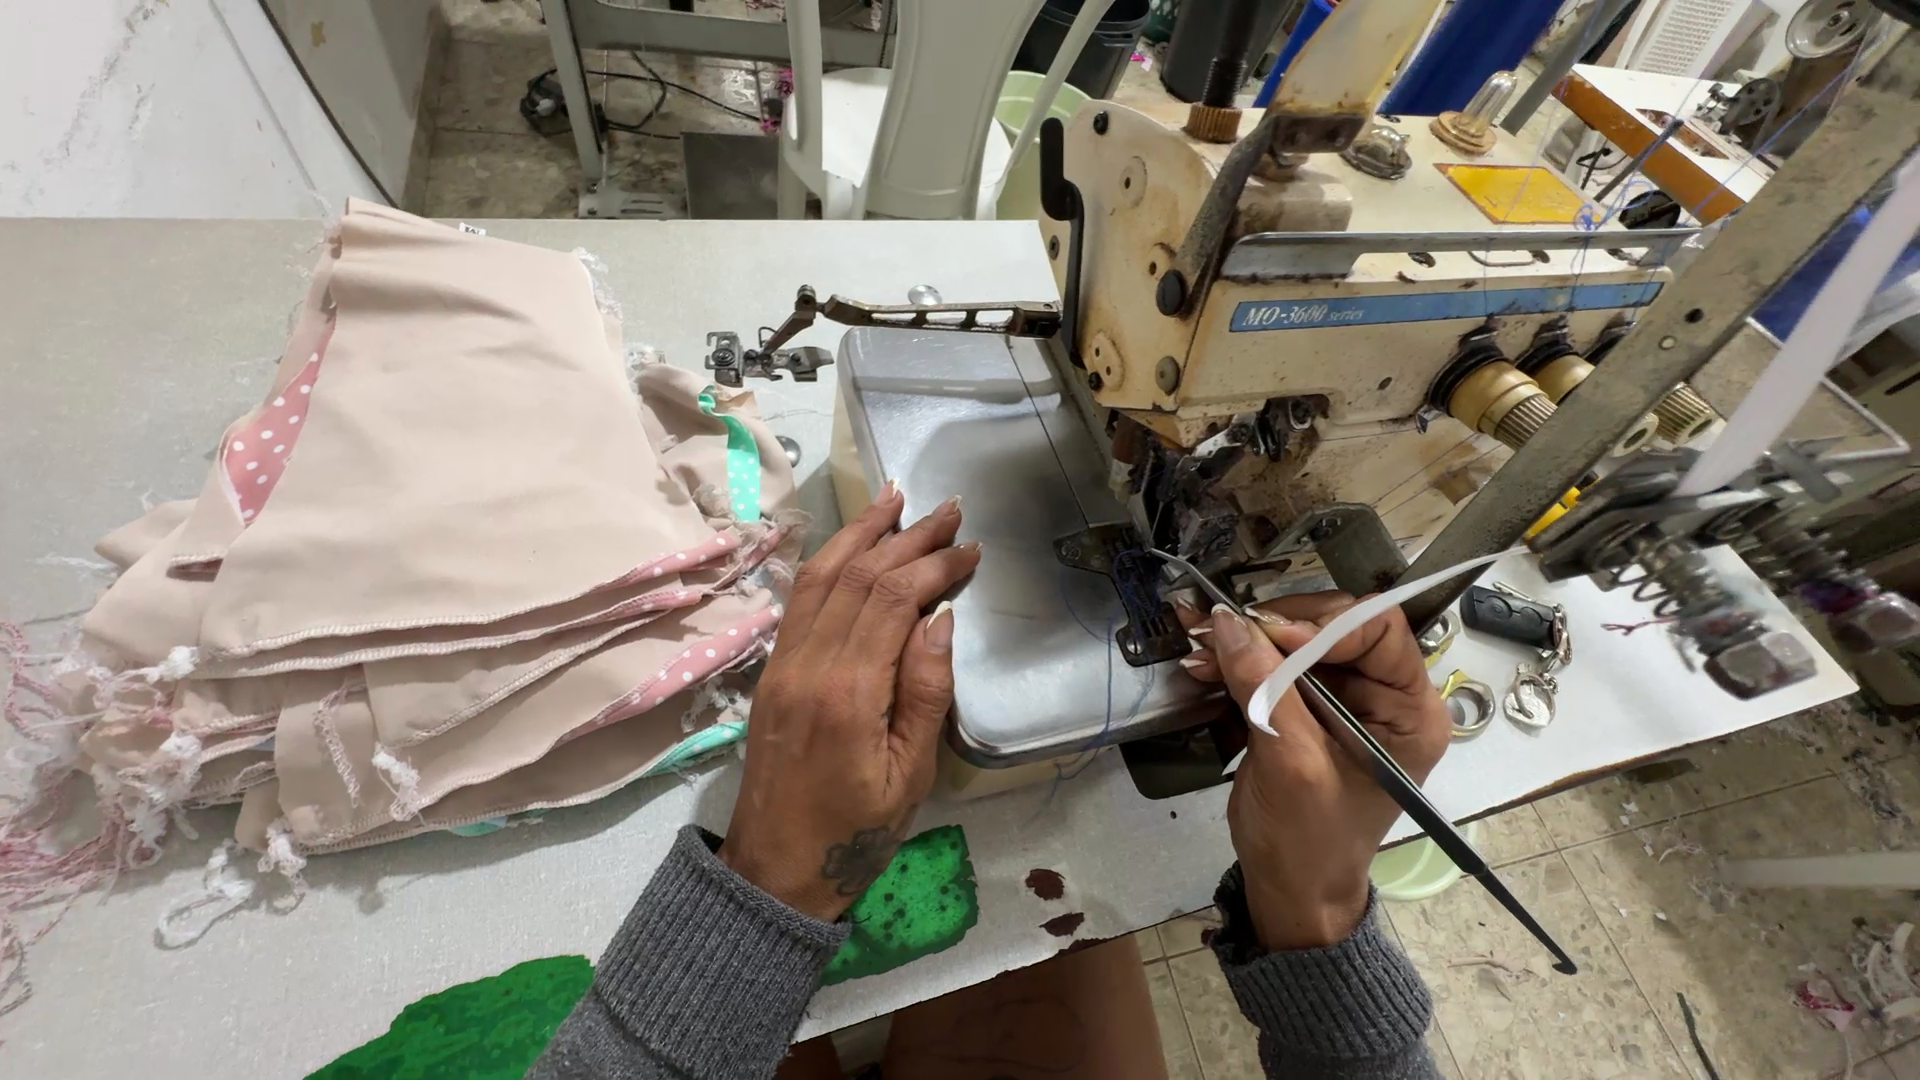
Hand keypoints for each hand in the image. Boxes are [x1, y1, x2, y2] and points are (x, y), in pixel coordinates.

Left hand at [719, 484, 979, 920]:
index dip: (934, 565)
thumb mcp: (911, 773)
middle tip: (947, 509)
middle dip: (906, 536)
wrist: (775, 869)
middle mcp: (808, 663)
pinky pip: (800, 598)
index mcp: (848, 691)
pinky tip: (850, 543)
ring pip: (821, 576)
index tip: (970, 549)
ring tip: (893, 498)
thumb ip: (926, 691)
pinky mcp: (772, 668)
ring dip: (860, 532)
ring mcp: (782, 662)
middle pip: (858, 576)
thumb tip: (942, 617)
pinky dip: (828, 560)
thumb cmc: (856, 832)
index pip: (893, 599)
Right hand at [1176, 594, 1449, 950]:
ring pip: (1292, 640)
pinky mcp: (1300, 706)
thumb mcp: (1292, 764)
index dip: (1323, 624)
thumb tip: (1228, 621)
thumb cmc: (1308, 839)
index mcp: (1407, 710)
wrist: (1288, 888)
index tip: (1268, 637)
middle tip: (1221, 634)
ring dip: (1243, 640)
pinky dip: (1233, 658)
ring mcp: (1337, 699)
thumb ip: (1266, 689)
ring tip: (1198, 646)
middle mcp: (1379, 694)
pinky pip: (1268, 663)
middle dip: (1272, 627)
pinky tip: (1201, 663)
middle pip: (1330, 626)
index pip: (1378, 630)